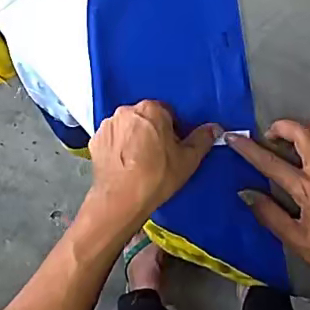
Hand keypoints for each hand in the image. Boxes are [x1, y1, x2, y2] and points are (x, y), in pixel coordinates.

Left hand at [82, 101, 218, 242]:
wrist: (122, 200)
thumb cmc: (155, 177)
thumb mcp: (188, 159)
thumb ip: (202, 139)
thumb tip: (213, 128)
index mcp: (152, 109)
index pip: (168, 112)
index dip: (174, 130)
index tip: (174, 146)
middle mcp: (128, 112)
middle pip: (146, 118)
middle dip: (153, 132)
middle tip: (159, 156)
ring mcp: (109, 126)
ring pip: (128, 127)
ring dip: (135, 138)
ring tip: (141, 163)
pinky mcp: (96, 140)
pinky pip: (113, 139)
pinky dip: (119, 148)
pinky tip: (126, 165)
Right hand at [229, 120, 309, 303]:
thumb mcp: (296, 242)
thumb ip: (270, 215)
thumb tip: (246, 193)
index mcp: (308, 190)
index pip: (271, 163)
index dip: (249, 148)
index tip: (235, 138)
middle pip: (303, 133)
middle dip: (283, 127)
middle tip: (273, 136)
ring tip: (305, 142)